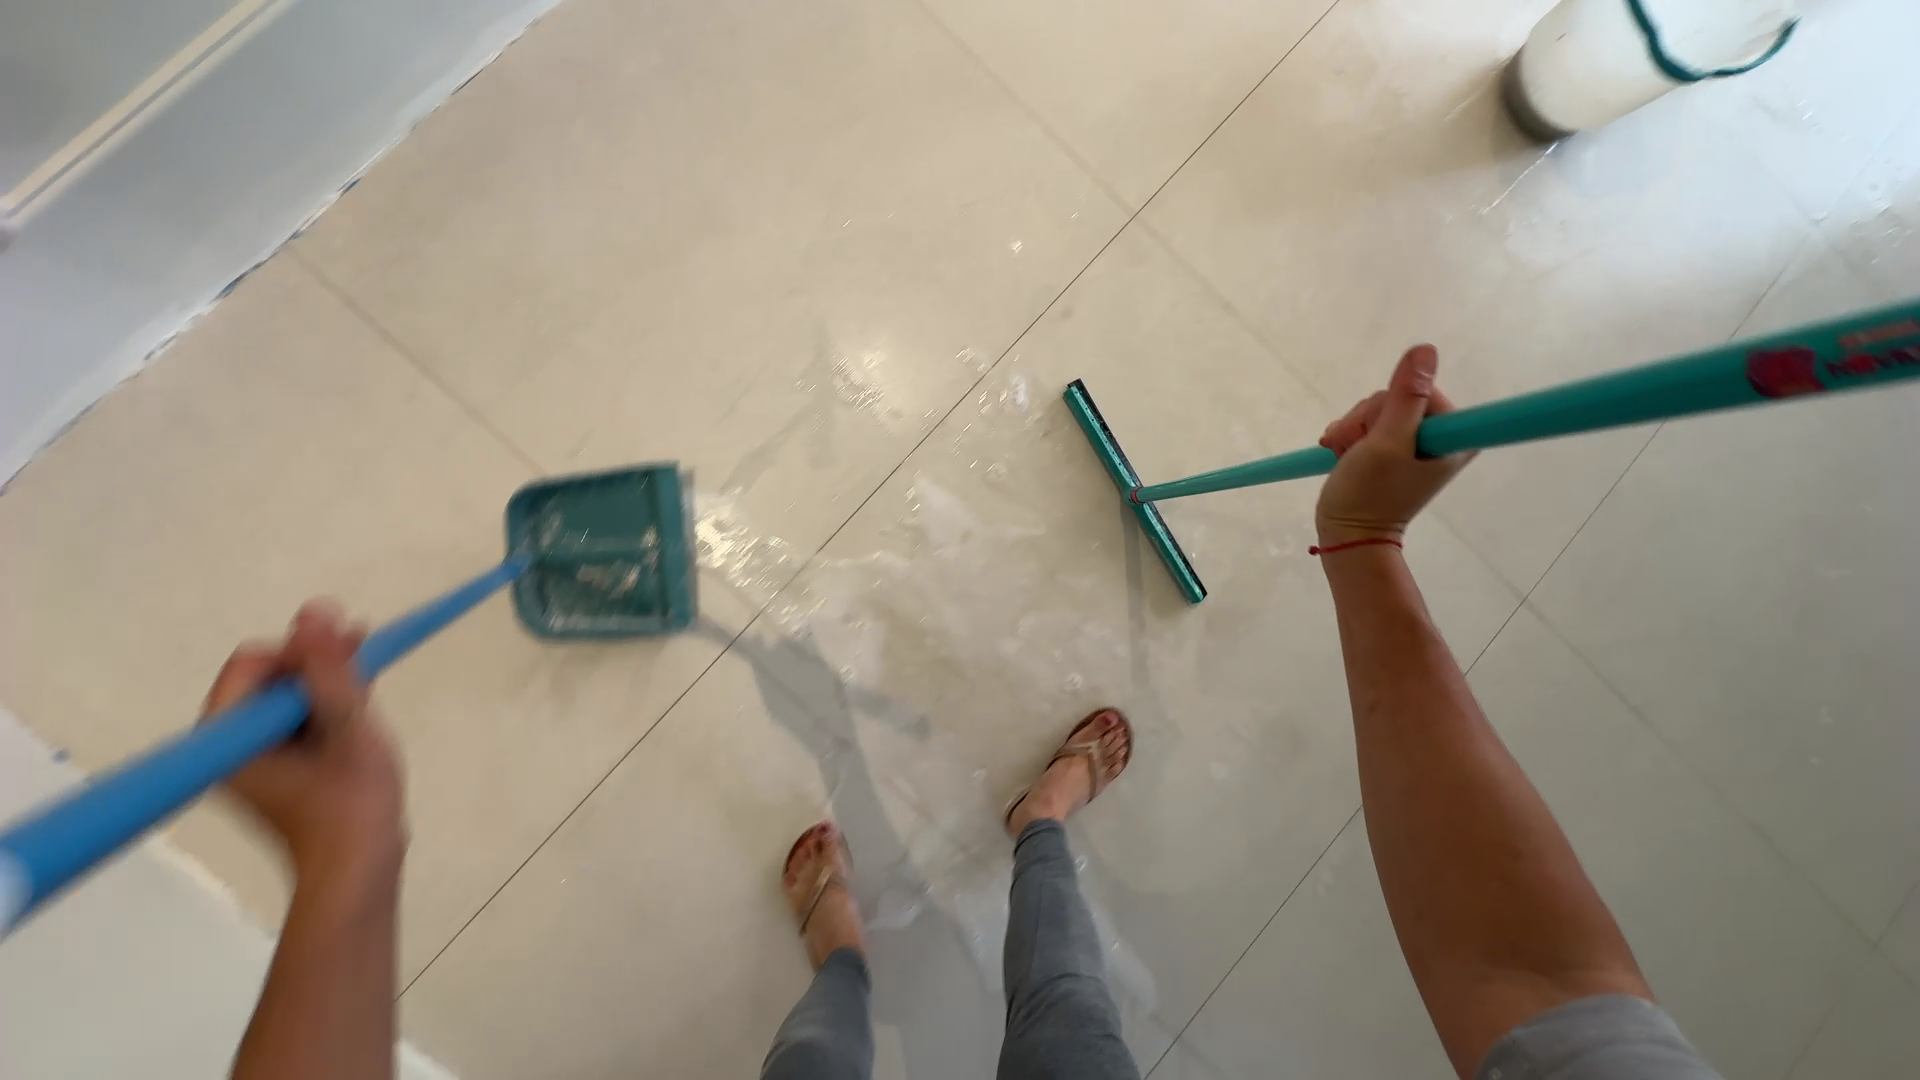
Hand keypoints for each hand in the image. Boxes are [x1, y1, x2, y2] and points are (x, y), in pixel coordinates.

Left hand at [201, 601, 406, 880]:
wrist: (360, 866)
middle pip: (269, 678)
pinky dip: (327, 708)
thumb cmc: (353, 799)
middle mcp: (228, 744)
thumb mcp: (347, 724)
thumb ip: (328, 667)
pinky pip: (295, 720)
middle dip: (318, 665)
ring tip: (368, 689)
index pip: (255, 663)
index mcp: (228, 735)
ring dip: (328, 685)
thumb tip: (316, 609)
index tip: (351, 659)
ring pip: (287, 697)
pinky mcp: (276, 768)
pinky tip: (357, 710)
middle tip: (367, 662)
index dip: (304, 652)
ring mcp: (251, 758)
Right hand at [1316, 344, 1473, 546]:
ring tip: (1344, 454)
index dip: (1392, 404)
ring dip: (1351, 428)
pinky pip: (1368, 422)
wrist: (1347, 533)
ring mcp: (1415, 443)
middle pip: (1396, 398)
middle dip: (1364, 420)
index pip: (1422, 391)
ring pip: (1376, 409)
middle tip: (1354, 448)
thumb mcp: (1386, 444)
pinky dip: (1348, 434)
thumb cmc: (1369, 495)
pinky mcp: (1393, 448)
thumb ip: (1406, 398)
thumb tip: (1425, 349)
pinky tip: (1341, 451)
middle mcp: (1440, 437)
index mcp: (1453, 437)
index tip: (1380, 432)